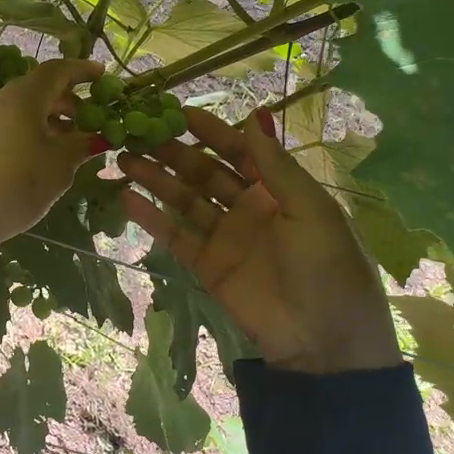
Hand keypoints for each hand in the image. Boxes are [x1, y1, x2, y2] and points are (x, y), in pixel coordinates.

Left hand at [0, 58, 101, 317]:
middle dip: (65, 99)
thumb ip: (79, 145)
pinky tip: (36, 154)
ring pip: (19, 106)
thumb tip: (93, 136)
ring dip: (46, 116)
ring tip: (67, 140)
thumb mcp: (58, 168)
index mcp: (22, 97)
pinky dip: (26, 127)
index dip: (81, 70)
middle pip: (36, 87)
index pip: (56, 71)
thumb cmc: (15, 187)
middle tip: (89, 117)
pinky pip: (4, 121)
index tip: (102, 75)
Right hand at [119, 106, 400, 373]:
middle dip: (172, 151)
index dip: (210, 131)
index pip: (238, 151)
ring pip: (183, 198)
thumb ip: (276, 167)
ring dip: (155, 178)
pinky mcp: (206, 264)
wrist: (326, 342)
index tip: (176, 111)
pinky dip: (150, 216)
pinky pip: (174, 234)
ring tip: (123, 159)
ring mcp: (225, 236)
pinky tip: (126, 197)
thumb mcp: (312, 212)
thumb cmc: (329, 269)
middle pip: (203, 171)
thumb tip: (254, 116)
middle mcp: (248, 207)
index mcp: (279, 191)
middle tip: (136, 132)